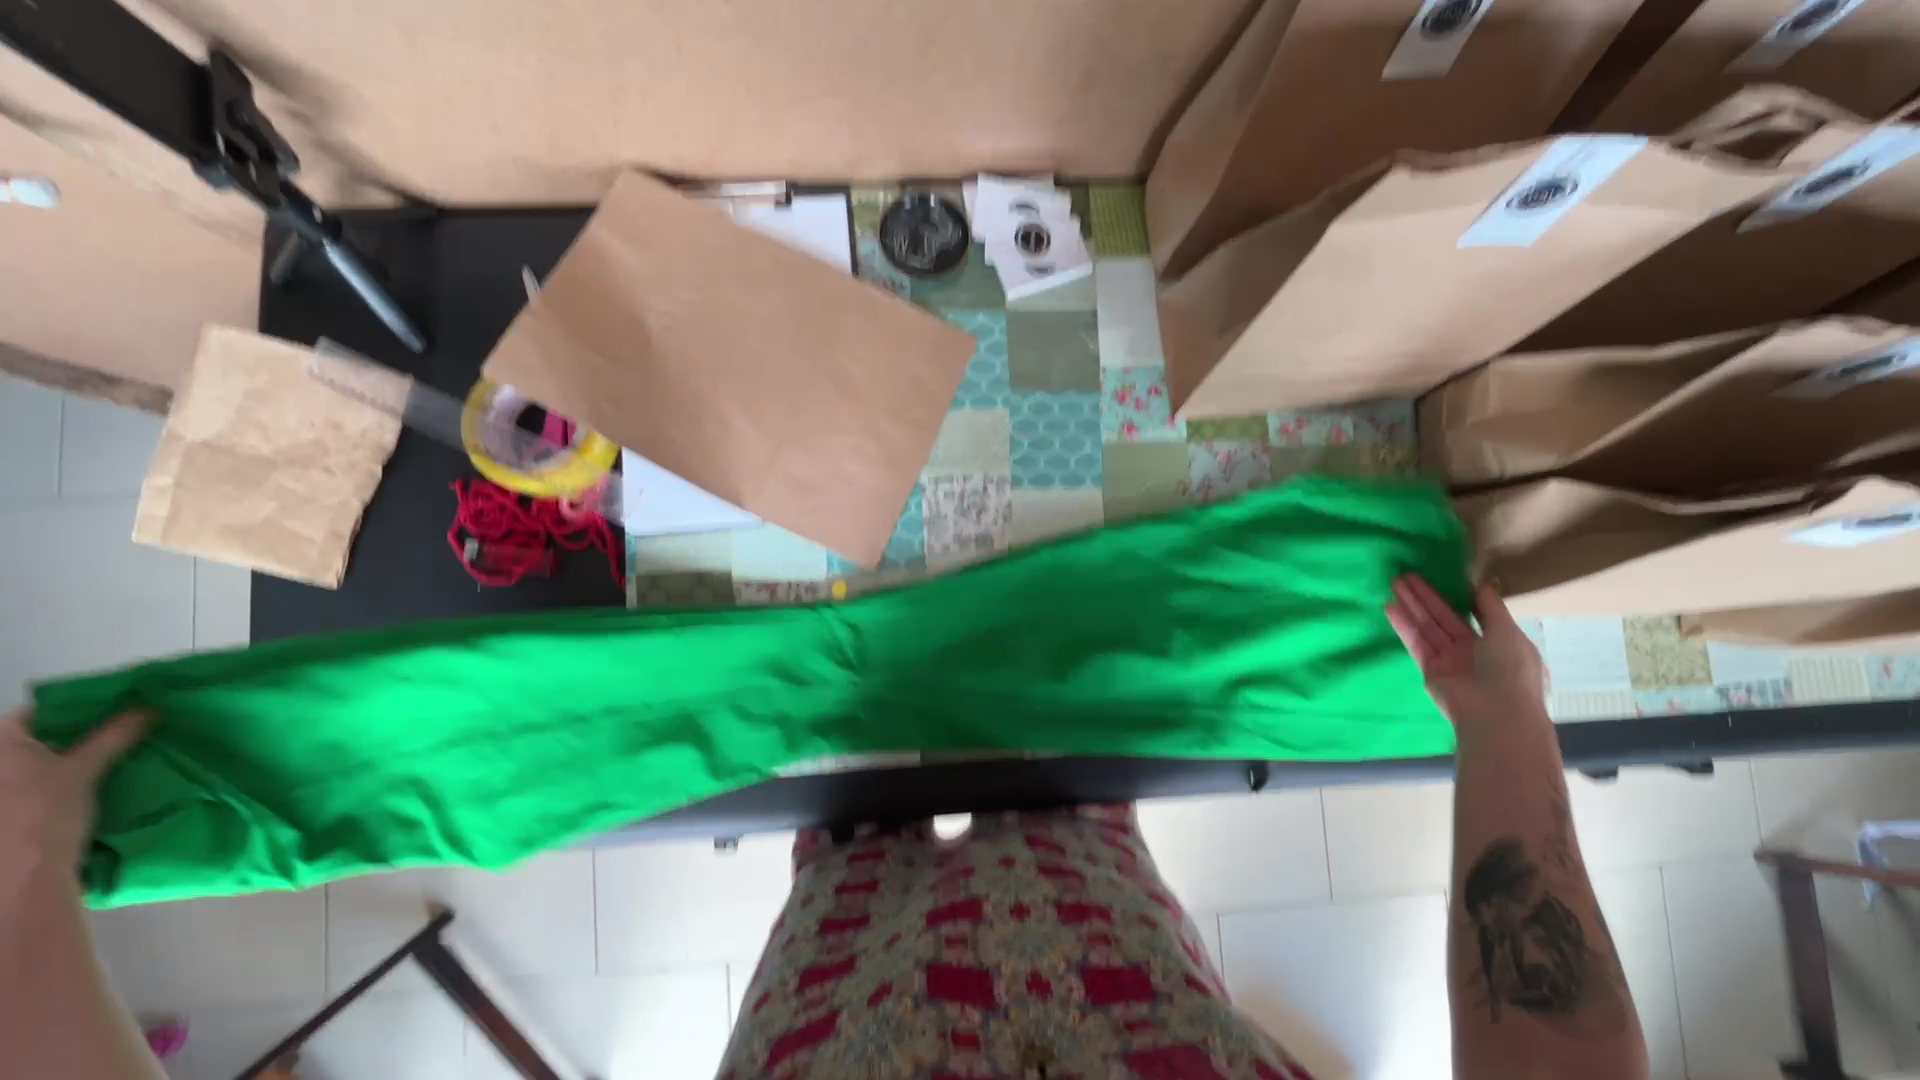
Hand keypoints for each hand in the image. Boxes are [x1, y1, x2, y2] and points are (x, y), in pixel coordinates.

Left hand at [0, 708, 146, 874]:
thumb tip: (150, 707)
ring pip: (53, 758)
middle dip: (91, 729)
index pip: (45, 710)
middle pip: (48, 734)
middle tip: (135, 723)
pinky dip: (80, 775)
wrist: (22, 878)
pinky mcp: (19, 809)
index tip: (127, 704)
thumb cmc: (42, 815)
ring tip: (130, 747)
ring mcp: (6, 788)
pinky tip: (110, 775)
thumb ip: (116, 735)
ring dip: (89, 752)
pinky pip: (52, 780)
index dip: (87, 705)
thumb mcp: (84, 770)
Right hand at [1386, 575, 1546, 727]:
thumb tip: (1482, 585)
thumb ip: (1491, 607)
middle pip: (1446, 617)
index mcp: (1500, 642)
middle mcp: (1474, 650)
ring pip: (1429, 627)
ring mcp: (1450, 660)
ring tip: (1394, 582)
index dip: (1460, 596)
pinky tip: (1391, 607)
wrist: (1495, 712)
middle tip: (1407, 574)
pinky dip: (1404, 626)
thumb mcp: (1509, 631)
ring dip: (1412, 605)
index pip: (1476, 614)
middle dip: (1428, 596)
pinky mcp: (1430, 670)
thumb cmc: (1510, 668)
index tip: (1444, 577)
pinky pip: (1417, 643)